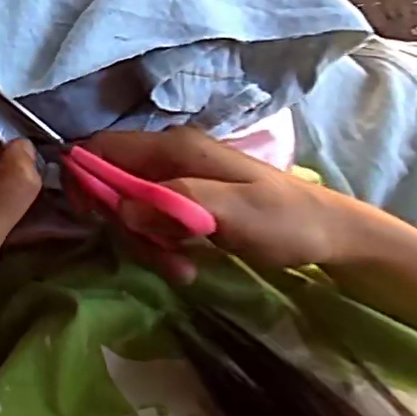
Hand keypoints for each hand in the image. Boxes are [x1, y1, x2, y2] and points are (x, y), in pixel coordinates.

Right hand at [82, 126, 376, 281]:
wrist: (330, 232)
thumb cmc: (284, 220)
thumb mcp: (234, 214)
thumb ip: (176, 203)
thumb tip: (119, 207)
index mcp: (174, 147)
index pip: (103, 146)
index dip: (86, 176)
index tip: (93, 217)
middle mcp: (169, 154)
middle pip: (113, 180)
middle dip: (122, 221)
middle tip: (154, 255)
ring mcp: (177, 174)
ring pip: (130, 204)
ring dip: (144, 239)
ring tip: (178, 268)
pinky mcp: (186, 196)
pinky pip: (152, 217)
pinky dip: (159, 242)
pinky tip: (184, 265)